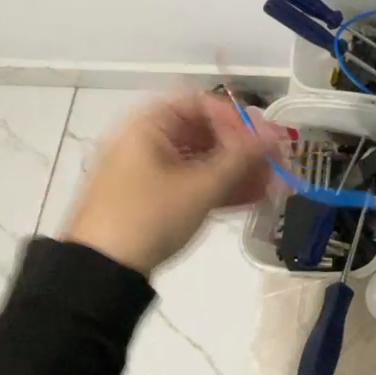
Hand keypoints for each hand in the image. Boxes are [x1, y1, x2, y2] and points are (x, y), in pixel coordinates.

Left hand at [62, 91, 285, 274]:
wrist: (101, 272)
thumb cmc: (150, 217)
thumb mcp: (200, 187)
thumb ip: (242, 158)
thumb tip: (275, 135)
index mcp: (148, 126)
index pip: (201, 103)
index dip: (236, 117)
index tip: (264, 138)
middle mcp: (146, 141)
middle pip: (203, 132)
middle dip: (243, 148)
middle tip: (274, 163)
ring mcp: (147, 171)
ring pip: (201, 160)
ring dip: (237, 170)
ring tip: (270, 185)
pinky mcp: (151, 197)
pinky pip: (192, 181)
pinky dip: (219, 187)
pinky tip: (251, 199)